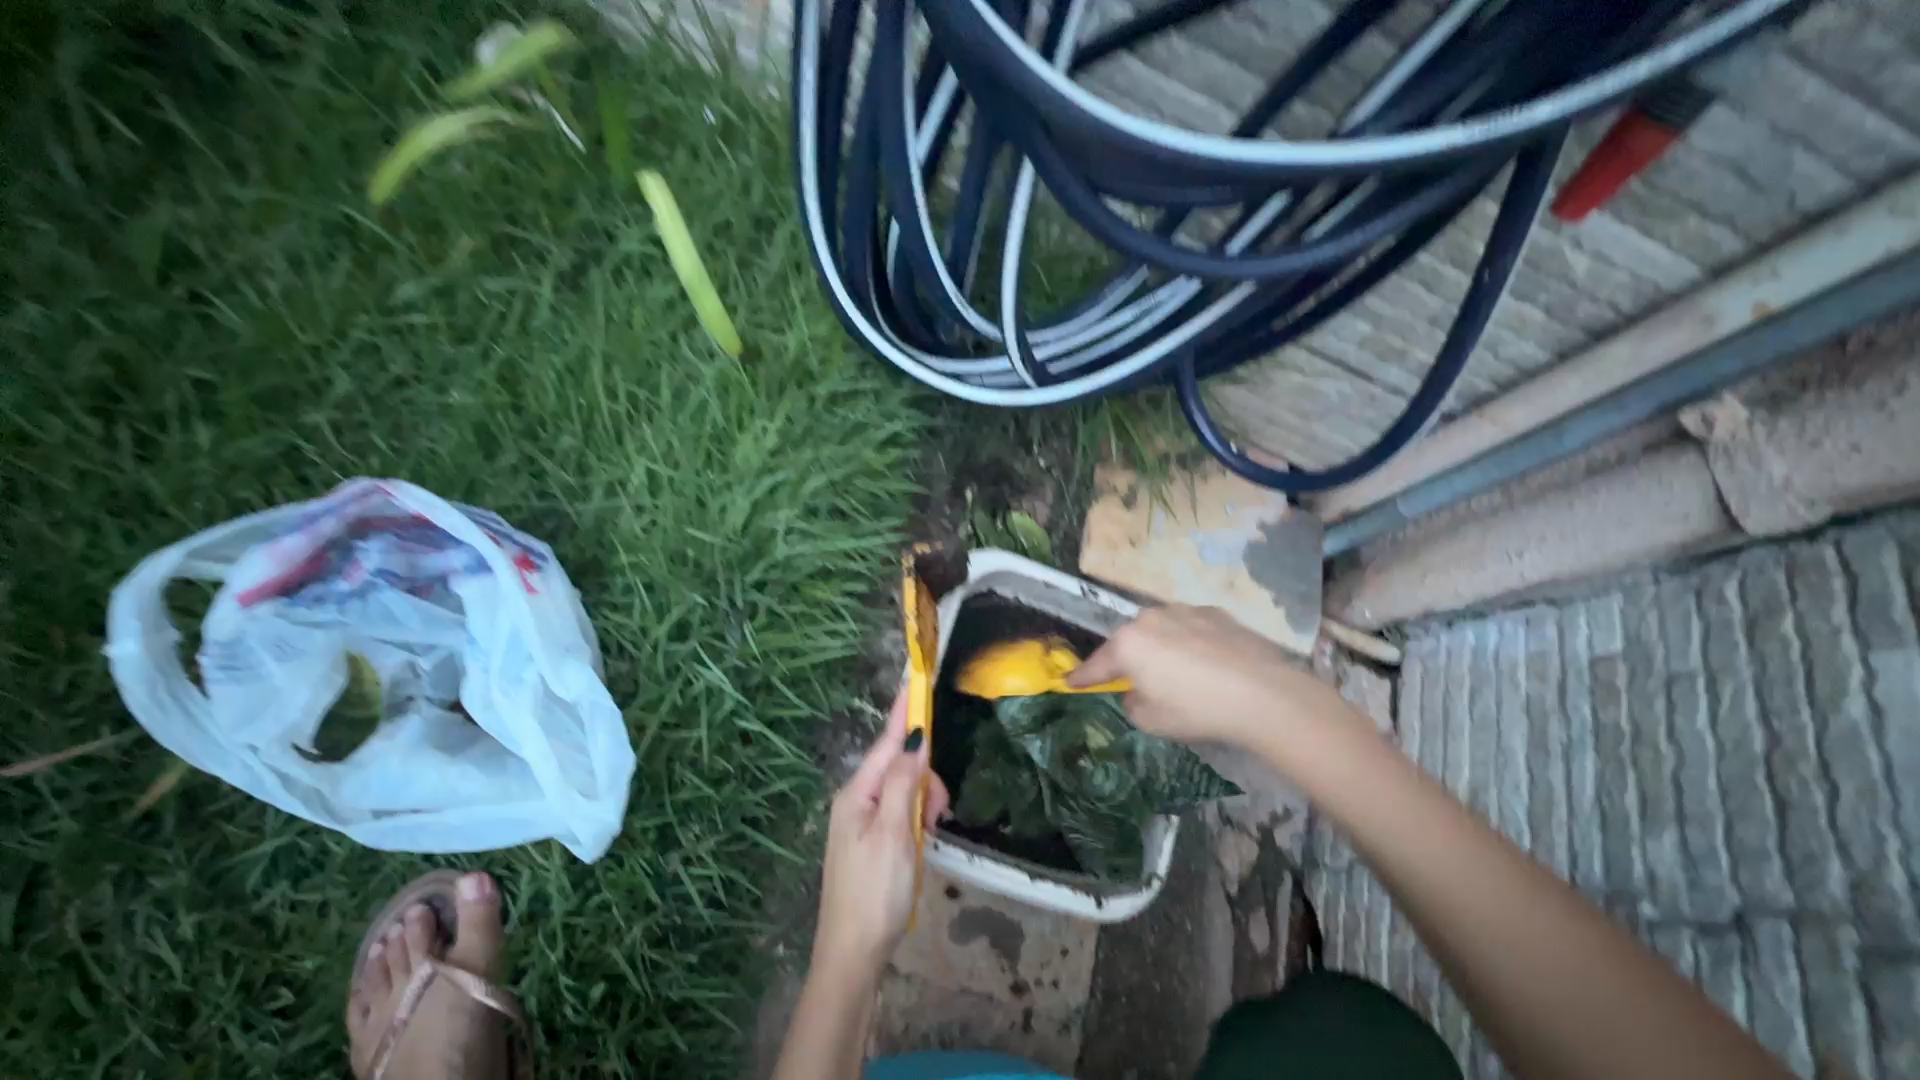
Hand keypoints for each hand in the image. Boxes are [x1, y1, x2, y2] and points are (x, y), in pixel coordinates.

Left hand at [812, 691, 949, 981]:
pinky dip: (917, 821)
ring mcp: (862, 823)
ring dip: (923, 803)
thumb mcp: (894, 834)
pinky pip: (901, 814)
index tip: (916, 677)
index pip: (887, 741)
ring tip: (931, 835)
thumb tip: (914, 739)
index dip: (905, 710)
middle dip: (924, 778)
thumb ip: (905, 784)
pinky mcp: (872, 843)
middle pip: (899, 765)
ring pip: (904, 791)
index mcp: (858, 794)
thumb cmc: (875, 892)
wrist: (852, 954)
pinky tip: (923, 843)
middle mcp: (857, 801)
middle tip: (939, 813)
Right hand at [1068, 604, 1343, 744]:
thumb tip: (1137, 691)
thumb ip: (1132, 703)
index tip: (1070, 682)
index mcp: (1128, 644)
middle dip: (1129, 659)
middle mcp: (1151, 618)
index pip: (1097, 664)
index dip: (1083, 677)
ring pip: (1162, 631)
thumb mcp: (1151, 721)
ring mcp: (1185, 611)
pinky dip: (1191, 643)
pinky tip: (1207, 665)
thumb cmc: (1197, 710)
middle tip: (1136, 681)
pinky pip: (1191, 629)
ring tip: (1179, 674)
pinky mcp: (1217, 613)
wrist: (1263, 694)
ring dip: (1162, 648)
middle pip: (1130, 641)